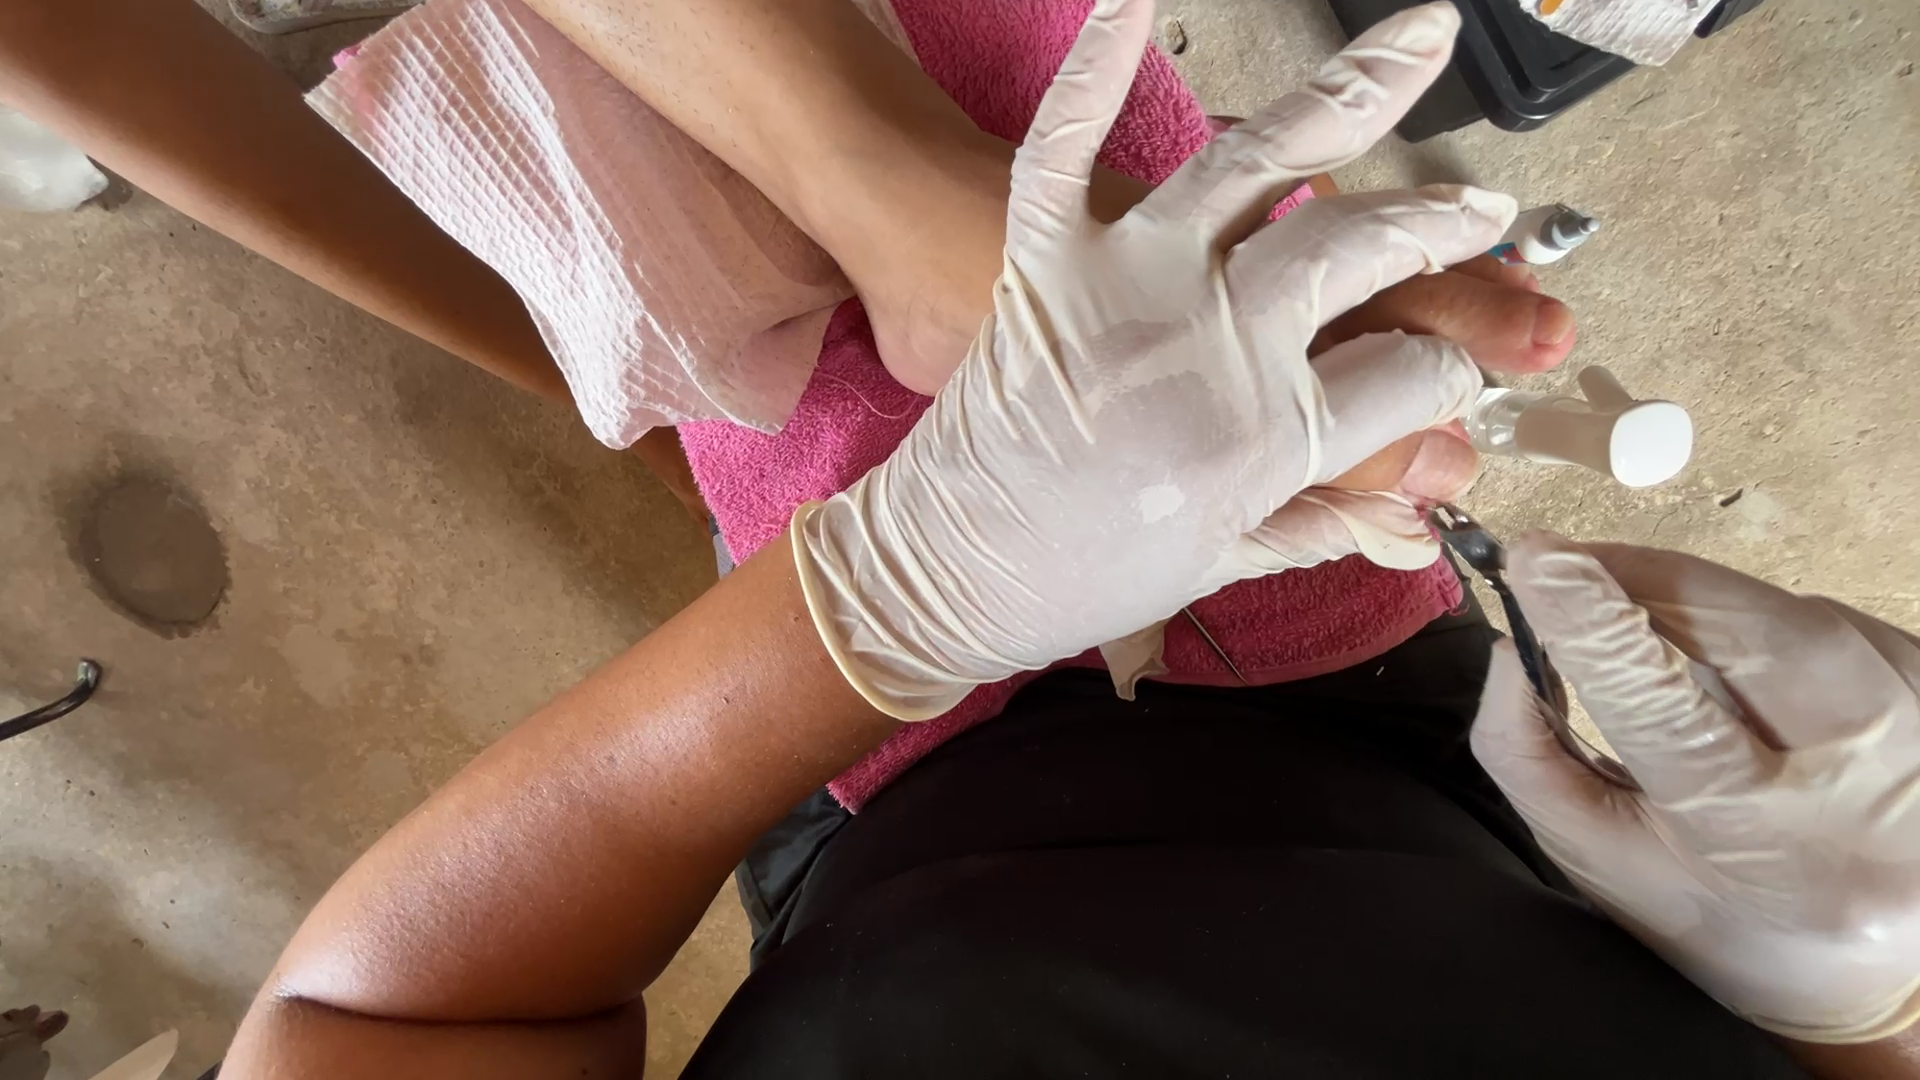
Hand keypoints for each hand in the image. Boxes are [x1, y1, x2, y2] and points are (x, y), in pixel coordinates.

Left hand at [791, 0, 1514, 717]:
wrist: (950, 572)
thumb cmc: (1080, 584)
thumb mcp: (1215, 568)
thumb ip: (1322, 525)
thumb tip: (1421, 517)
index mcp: (1265, 444)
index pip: (1414, 378)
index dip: (1452, 376)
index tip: (1457, 374)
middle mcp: (1210, 349)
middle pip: (1361, 250)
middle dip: (1438, 227)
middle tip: (1478, 209)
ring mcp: (1121, 292)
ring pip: (1253, 166)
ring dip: (1348, 95)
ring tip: (1418, 42)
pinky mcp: (1041, 268)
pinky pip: (1062, 148)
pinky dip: (1092, 70)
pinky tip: (1135, 1)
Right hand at [1472, 531, 1919, 1043]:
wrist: (1849, 964)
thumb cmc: (1682, 898)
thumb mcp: (1574, 838)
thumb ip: (1519, 743)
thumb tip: (1512, 640)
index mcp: (1756, 845)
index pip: (1662, 709)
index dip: (1592, 623)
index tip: (1532, 555)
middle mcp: (1870, 797)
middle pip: (1768, 641)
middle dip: (1652, 581)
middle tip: (1567, 561)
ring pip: (1797, 619)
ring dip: (1688, 595)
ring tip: (1627, 612)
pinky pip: (1830, 622)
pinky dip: (1742, 612)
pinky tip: (1710, 642)